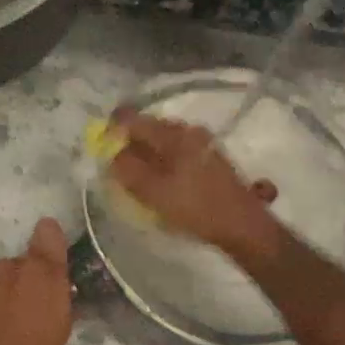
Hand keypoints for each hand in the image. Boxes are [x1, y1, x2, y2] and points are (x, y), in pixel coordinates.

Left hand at [0, 218, 72, 344]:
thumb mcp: (58, 330)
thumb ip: (58, 298)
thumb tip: (56, 286)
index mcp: (46, 274)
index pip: (49, 234)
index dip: (48, 237)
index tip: (47, 245)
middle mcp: (16, 265)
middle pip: (20, 261)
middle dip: (22, 277)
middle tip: (21, 304)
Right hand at [107, 110, 277, 254]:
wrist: (242, 225)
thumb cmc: (194, 208)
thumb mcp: (152, 192)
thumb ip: (126, 169)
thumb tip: (111, 154)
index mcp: (172, 134)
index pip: (132, 119)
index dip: (112, 129)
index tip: (102, 146)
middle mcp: (188, 131)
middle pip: (149, 128)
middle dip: (130, 142)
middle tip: (117, 164)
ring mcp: (203, 143)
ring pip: (164, 140)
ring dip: (148, 153)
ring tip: (139, 176)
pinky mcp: (211, 157)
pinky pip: (178, 150)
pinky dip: (164, 160)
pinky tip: (163, 181)